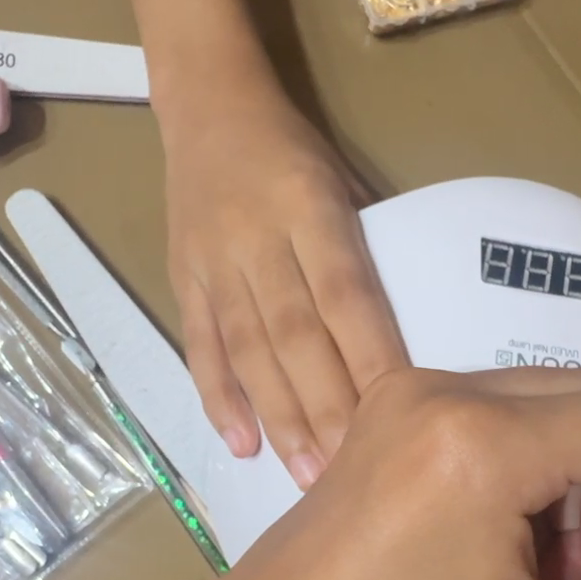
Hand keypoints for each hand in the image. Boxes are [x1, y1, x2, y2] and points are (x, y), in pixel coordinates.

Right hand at [161, 91, 407, 488]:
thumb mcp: (343, 177)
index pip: (346, 294)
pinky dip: (217, 396)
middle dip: (324, 406)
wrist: (206, 107)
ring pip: (249, 350)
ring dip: (277, 415)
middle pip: (295, 334)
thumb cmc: (290, 146)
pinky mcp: (183, 280)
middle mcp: (258, 240)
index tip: (398, 417)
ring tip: (304, 473)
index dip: (370, 356)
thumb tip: (393, 336)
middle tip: (351, 472)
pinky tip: (239, 442)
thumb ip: (362, 249)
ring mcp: (213, 264)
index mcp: (309, 206)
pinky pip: (201, 345)